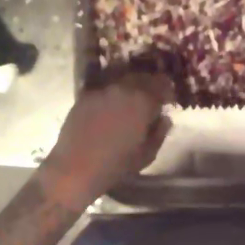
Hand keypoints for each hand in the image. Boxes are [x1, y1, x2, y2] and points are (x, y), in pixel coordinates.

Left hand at [38, 71, 172, 206]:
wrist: (76, 168)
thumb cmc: (116, 166)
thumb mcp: (146, 155)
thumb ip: (159, 133)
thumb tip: (164, 119)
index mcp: (143, 102)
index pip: (161, 85)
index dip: (167, 90)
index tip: (168, 99)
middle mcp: (123, 89)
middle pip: (141, 77)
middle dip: (150, 84)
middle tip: (151, 96)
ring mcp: (101, 90)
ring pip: (121, 78)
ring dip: (130, 85)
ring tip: (131, 97)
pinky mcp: (85, 95)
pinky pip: (104, 86)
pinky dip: (112, 91)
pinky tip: (111, 103)